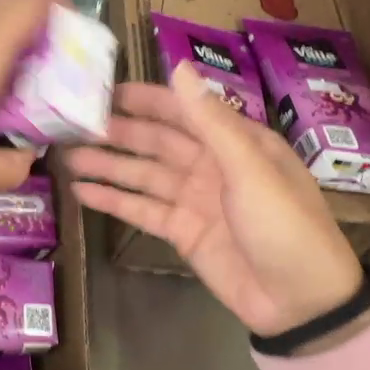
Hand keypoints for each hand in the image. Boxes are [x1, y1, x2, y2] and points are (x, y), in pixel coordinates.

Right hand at [66, 63, 369, 346]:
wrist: (302, 303)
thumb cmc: (285, 226)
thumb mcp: (250, 168)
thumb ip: (210, 120)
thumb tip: (179, 66)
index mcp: (236, 142)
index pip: (183, 110)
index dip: (145, 99)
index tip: (103, 90)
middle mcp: (212, 164)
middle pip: (156, 141)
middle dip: (117, 132)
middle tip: (72, 123)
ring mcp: (194, 199)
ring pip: (142, 174)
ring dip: (107, 164)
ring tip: (67, 156)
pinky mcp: (181, 232)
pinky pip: (141, 209)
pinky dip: (112, 200)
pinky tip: (81, 191)